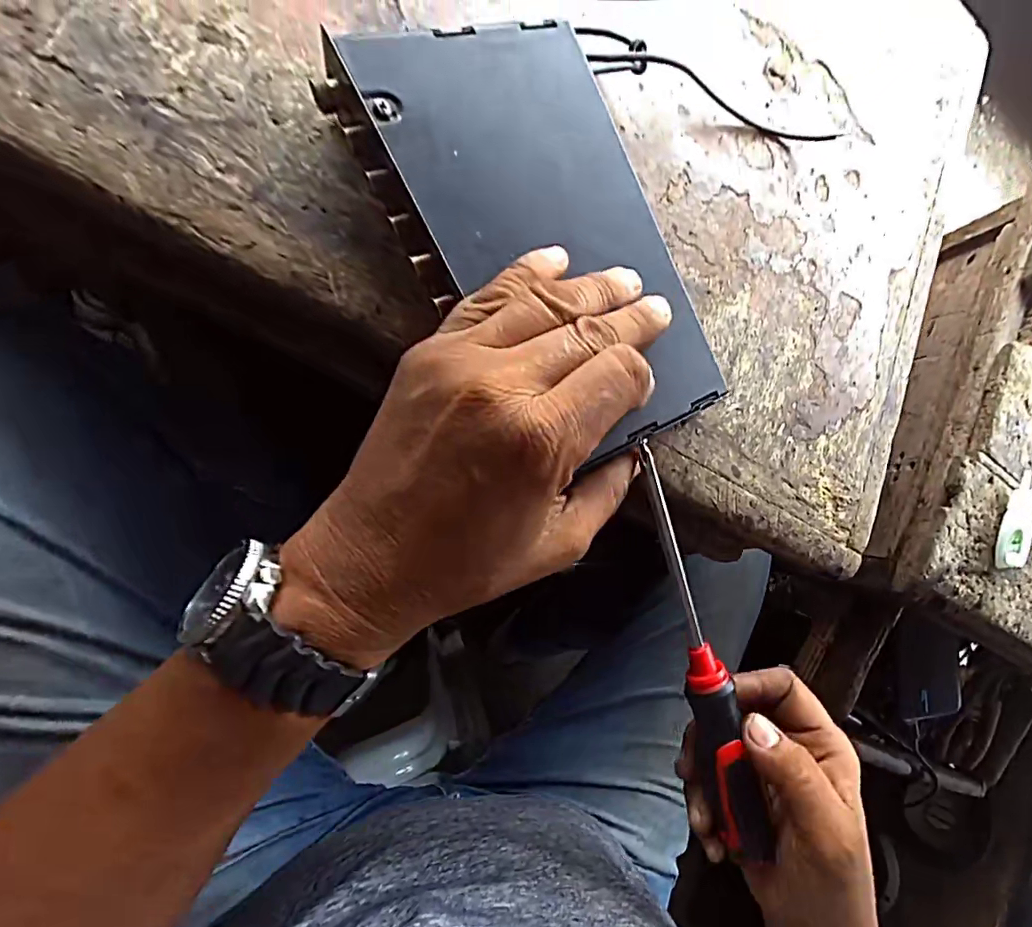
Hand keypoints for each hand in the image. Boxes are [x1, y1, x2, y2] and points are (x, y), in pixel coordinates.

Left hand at [276, 246, 668, 668]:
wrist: (373, 557)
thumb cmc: (472, 561)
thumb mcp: (563, 543)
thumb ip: (608, 490)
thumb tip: (632, 449)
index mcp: (542, 439)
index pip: (615, 375)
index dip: (640, 372)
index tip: (647, 380)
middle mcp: (504, 385)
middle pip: (586, 332)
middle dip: (630, 318)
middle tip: (658, 307)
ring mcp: (460, 361)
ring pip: (540, 304)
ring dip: (588, 288)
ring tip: (622, 278)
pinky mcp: (428, 353)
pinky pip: (485, 299)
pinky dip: (523, 274)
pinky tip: (553, 259)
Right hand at [679, 668, 875, 926]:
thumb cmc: (834, 886)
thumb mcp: (824, 827)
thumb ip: (793, 772)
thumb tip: (754, 725)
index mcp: (821, 745)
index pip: (784, 690)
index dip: (749, 685)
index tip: (713, 701)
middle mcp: (790, 751)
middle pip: (738, 715)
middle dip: (710, 741)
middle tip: (693, 769)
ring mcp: (762, 776)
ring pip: (716, 751)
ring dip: (703, 785)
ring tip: (708, 821)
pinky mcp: (740, 801)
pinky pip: (708, 787)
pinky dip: (703, 810)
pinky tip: (715, 841)